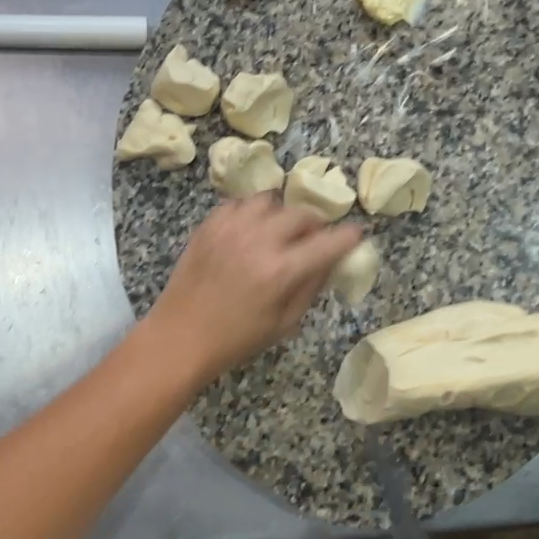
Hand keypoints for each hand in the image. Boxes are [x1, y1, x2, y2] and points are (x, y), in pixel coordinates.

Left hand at [145, 193, 362, 380]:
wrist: (182, 334)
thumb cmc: (237, 338)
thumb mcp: (285, 322)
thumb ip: (312, 285)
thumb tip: (332, 259)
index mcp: (281, 270)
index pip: (327, 242)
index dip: (348, 236)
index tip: (357, 233)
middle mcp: (258, 240)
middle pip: (300, 213)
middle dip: (315, 223)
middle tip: (313, 237)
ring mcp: (230, 228)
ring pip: (268, 201)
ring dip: (280, 214)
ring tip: (277, 232)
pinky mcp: (209, 224)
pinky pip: (238, 204)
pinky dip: (249, 213)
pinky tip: (248, 231)